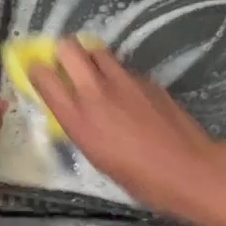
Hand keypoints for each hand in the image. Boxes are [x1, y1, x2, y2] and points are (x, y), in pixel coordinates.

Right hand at [27, 38, 225, 220]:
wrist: (188, 168)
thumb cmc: (139, 178)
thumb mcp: (96, 157)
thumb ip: (79, 126)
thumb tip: (73, 110)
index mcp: (77, 118)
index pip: (43, 76)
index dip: (37, 70)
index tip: (39, 73)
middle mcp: (95, 92)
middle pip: (68, 48)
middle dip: (62, 51)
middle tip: (66, 64)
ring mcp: (122, 81)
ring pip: (96, 50)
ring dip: (90, 56)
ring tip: (95, 73)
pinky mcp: (145, 79)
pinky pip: (122, 67)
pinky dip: (117, 74)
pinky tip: (127, 93)